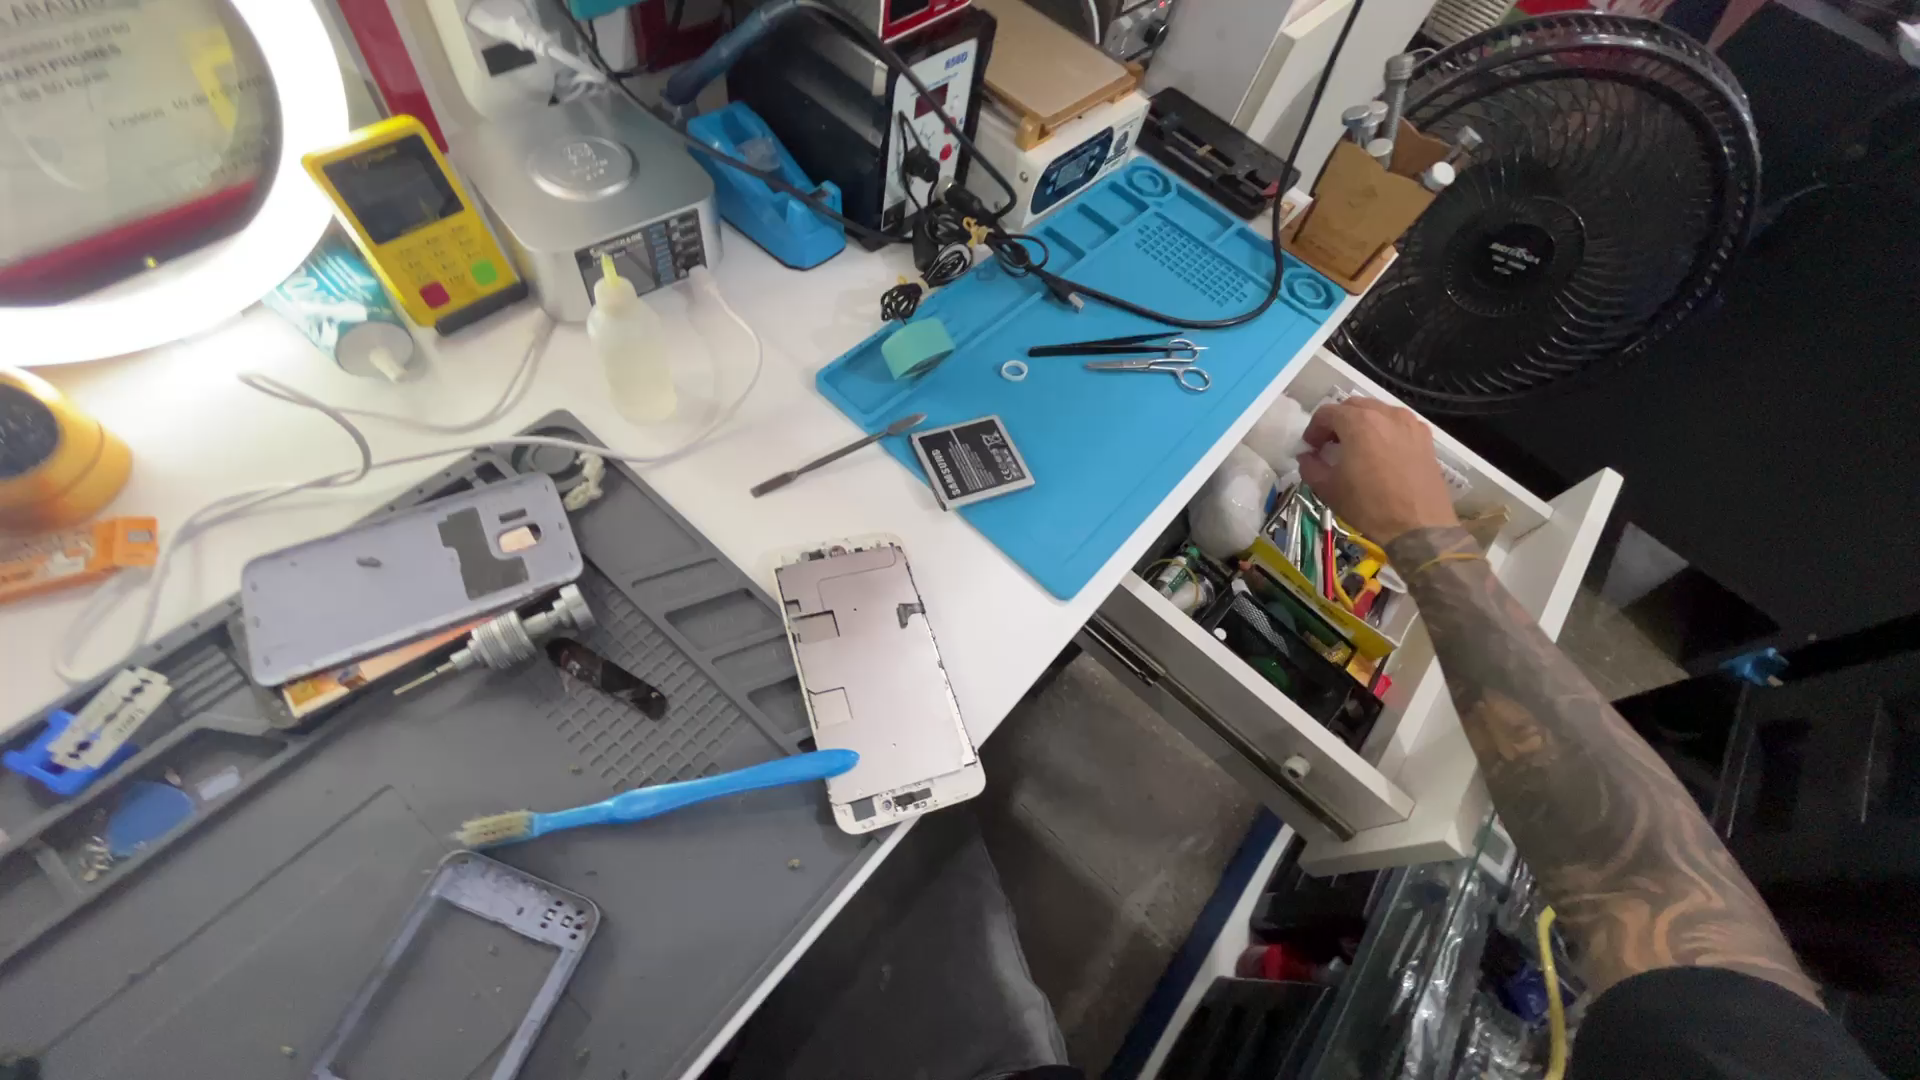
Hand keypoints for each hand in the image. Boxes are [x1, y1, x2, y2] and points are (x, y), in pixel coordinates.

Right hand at [1297, 399, 1457, 543]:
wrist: (1416, 525)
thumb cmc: (1367, 505)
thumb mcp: (1327, 488)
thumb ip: (1310, 465)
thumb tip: (1308, 456)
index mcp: (1358, 422)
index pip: (1326, 413)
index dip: (1313, 430)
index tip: (1310, 449)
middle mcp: (1385, 414)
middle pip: (1354, 406)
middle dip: (1337, 422)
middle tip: (1330, 445)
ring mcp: (1409, 424)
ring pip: (1378, 412)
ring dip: (1361, 423)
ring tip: (1356, 448)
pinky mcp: (1425, 438)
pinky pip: (1398, 424)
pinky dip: (1384, 431)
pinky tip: (1380, 454)